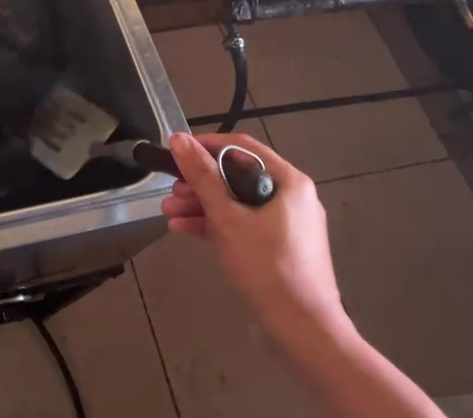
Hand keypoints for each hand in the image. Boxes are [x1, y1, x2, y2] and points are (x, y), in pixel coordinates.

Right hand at [161, 133, 346, 339]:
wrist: (303, 333)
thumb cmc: (267, 267)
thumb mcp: (228, 218)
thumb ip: (202, 176)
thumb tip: (178, 138)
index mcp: (289, 182)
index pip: (241, 147)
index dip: (205, 146)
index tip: (175, 152)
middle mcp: (291, 197)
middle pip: (237, 175)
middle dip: (199, 183)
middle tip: (170, 190)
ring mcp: (286, 225)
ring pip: (237, 202)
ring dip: (202, 205)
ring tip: (169, 213)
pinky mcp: (278, 248)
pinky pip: (243, 225)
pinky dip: (216, 224)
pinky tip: (185, 229)